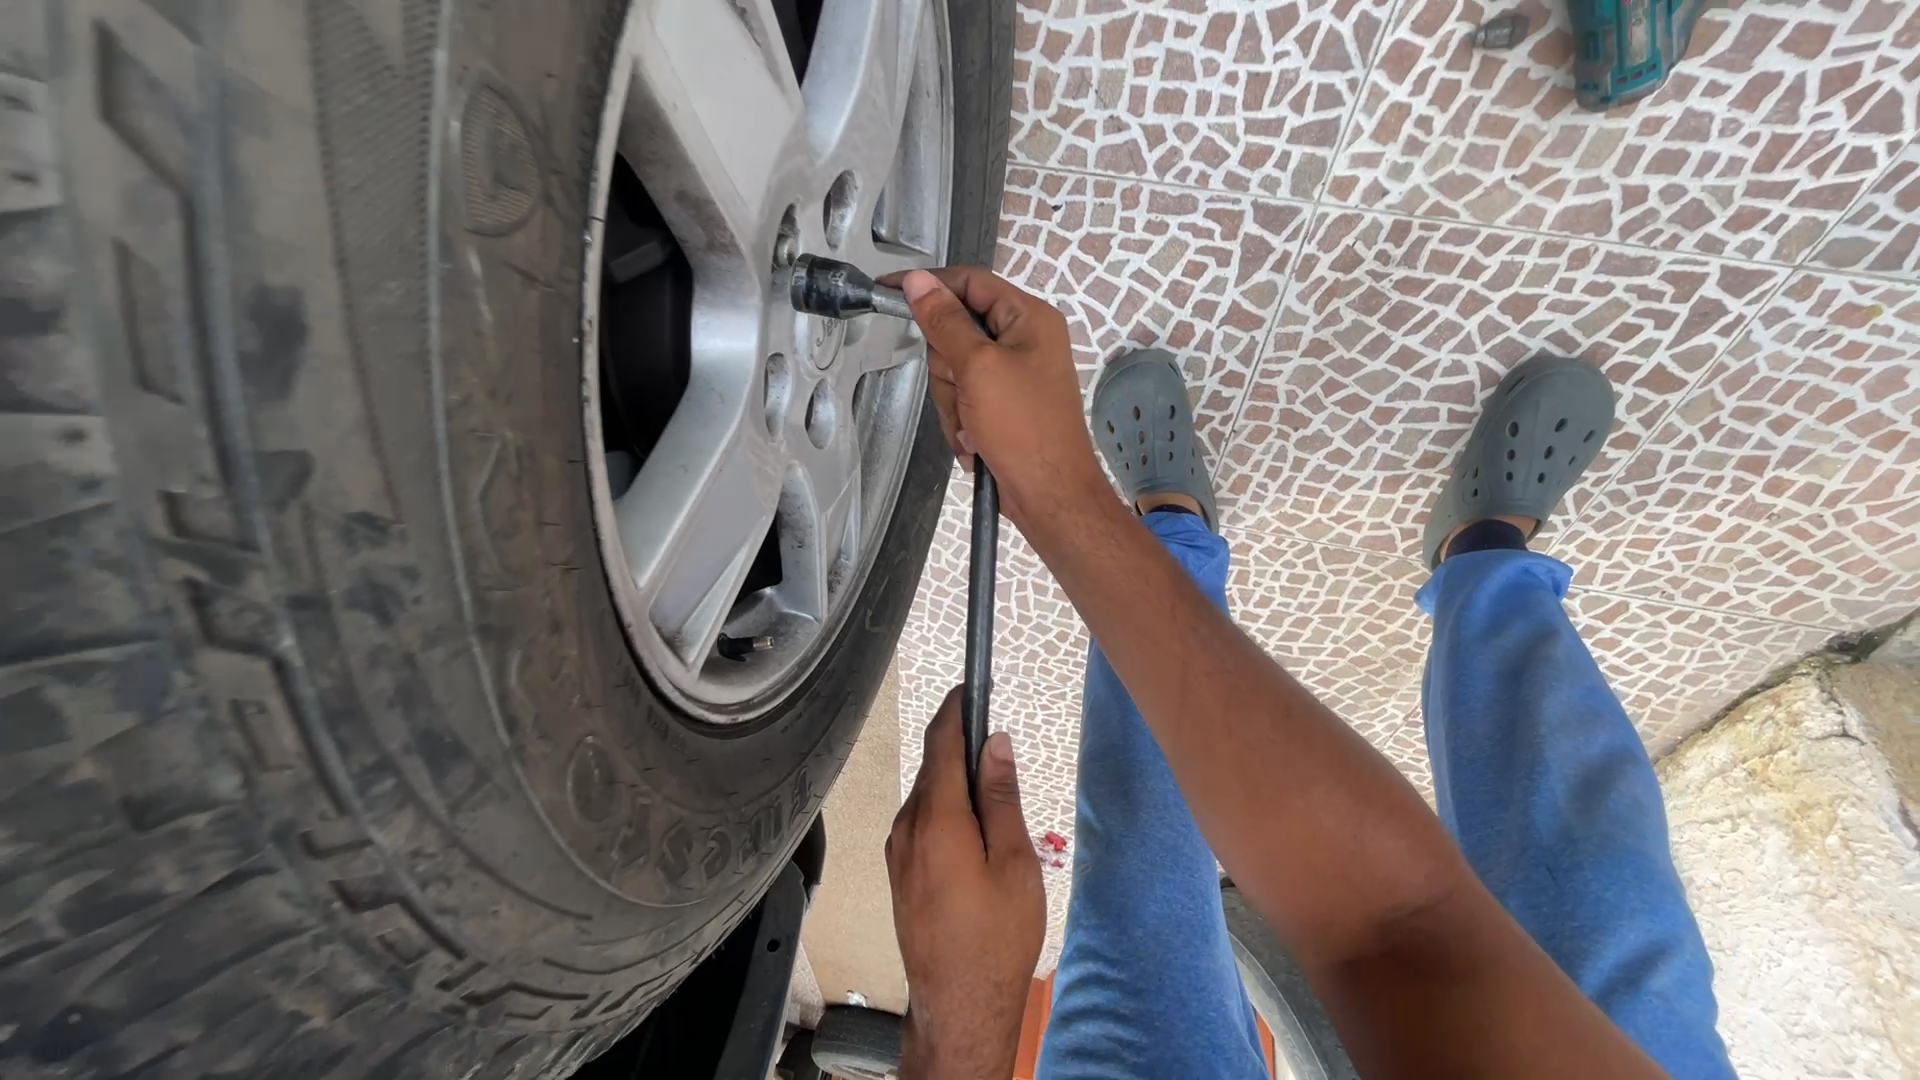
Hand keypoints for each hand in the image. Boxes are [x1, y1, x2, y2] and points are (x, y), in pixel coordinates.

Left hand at [887, 687, 1044, 1079]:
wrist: (959, 1006)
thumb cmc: (998, 936)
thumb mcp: (1015, 862)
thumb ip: (1002, 797)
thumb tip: (995, 742)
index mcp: (937, 819)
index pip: (941, 742)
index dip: (957, 708)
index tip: (974, 687)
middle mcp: (907, 826)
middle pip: (934, 766)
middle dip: (963, 746)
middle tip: (1000, 747)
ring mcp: (898, 850)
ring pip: (928, 794)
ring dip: (956, 780)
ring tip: (995, 796)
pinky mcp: (899, 870)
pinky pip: (922, 820)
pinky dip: (946, 806)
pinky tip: (973, 828)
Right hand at [898, 267, 1110, 532]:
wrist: (1048, 495)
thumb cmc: (1022, 427)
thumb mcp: (978, 368)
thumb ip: (944, 322)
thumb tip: (917, 280)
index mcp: (1029, 318)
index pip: (970, 282)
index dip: (929, 285)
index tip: (887, 292)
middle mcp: (1023, 341)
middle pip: (954, 332)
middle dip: (948, 370)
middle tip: (965, 392)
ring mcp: (1011, 376)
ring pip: (953, 372)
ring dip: (954, 405)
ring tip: (974, 429)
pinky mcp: (1001, 406)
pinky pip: (963, 400)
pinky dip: (962, 423)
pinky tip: (976, 443)